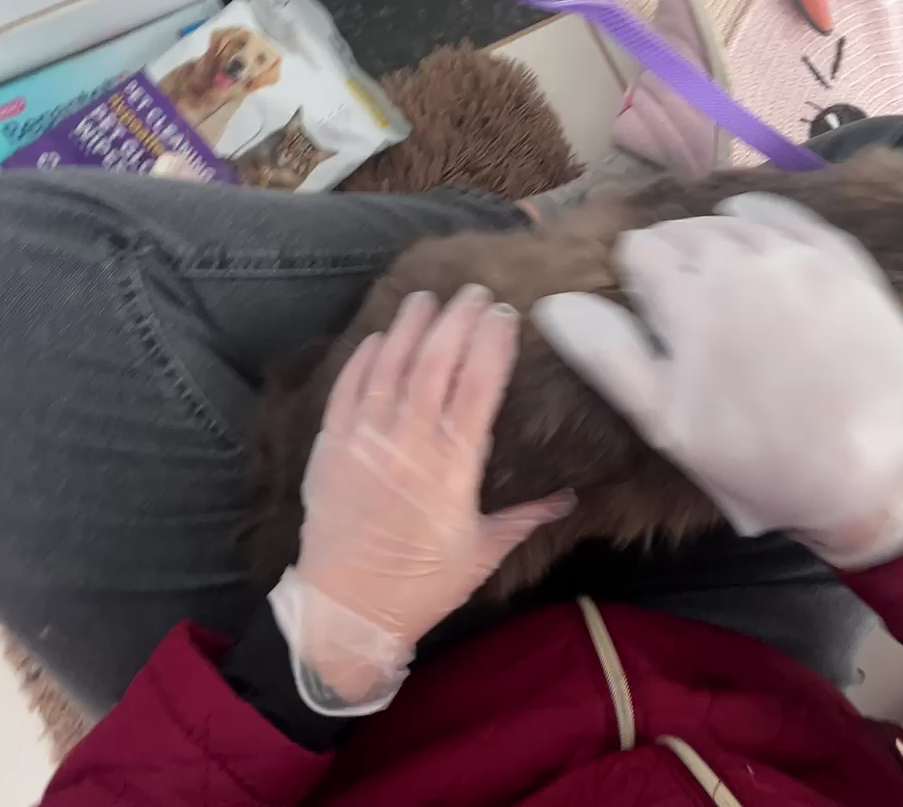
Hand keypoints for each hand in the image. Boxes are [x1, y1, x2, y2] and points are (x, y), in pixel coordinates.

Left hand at [270, 284, 573, 714]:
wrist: (344, 611)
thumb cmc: (421, 583)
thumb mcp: (482, 553)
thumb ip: (526, 516)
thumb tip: (571, 494)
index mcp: (453, 466)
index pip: (478, 387)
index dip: (493, 344)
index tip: (506, 315)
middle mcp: (410, 441)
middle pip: (436, 363)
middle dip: (457, 321)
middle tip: (474, 292)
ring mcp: (365, 438)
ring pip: (391, 365)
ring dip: (410, 326)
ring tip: (427, 297)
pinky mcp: (331, 445)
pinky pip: (347, 389)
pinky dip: (364, 358)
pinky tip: (379, 337)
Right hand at [532, 194, 902, 566]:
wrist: (880, 473)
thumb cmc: (759, 454)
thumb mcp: (665, 421)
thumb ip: (606, 354)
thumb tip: (556, 303)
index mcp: (688, 294)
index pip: (638, 251)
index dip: (633, 281)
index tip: (648, 317)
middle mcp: (739, 257)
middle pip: (680, 231)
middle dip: (669, 260)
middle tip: (680, 308)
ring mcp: (796, 253)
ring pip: (728, 222)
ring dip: (710, 243)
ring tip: (715, 282)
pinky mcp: (842, 258)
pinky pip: (786, 214)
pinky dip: (758, 217)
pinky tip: (749, 230)